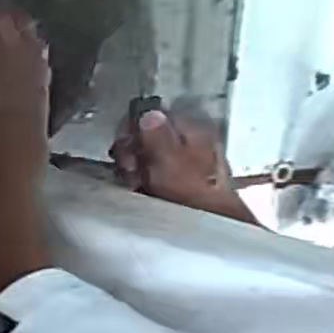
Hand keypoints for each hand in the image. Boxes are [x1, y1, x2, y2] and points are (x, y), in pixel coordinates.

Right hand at [111, 109, 257, 223]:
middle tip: (131, 165)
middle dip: (130, 149)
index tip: (125, 142)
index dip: (132, 126)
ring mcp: (183, 157)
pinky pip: (147, 167)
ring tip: (136, 180)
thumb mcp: (168, 157)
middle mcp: (189, 139)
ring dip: (132, 165)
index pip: (153, 112)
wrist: (208, 220)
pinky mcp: (176, 175)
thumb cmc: (190, 189)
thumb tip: (148, 112)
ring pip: (142, 151)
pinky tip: (140, 186)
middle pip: (144, 132)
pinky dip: (139, 176)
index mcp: (192, 128)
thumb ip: (155, 133)